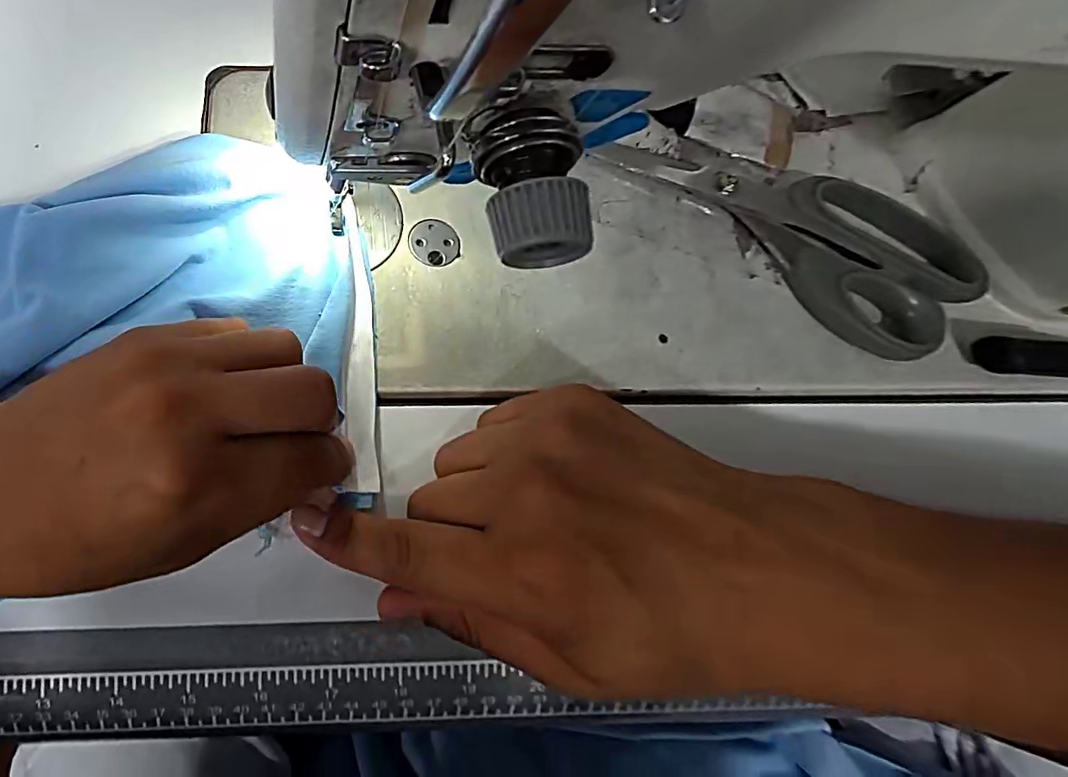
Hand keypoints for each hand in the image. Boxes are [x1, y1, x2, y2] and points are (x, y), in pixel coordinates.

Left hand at [0, 320, 351, 625]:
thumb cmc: (75, 544)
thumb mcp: (176, 549)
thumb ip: (254, 504)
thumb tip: (311, 471)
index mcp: (197, 485)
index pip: (309, 459)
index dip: (329, 467)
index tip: (324, 469)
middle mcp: (191, 412)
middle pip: (311, 389)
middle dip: (318, 421)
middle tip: (294, 439)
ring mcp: (168, 361)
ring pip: (280, 346)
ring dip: (283, 381)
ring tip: (254, 407)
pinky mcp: (149, 333)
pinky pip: (231, 331)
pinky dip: (240, 360)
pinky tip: (213, 386)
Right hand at [292, 385, 909, 701]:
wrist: (759, 564)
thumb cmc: (668, 633)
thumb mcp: (569, 663)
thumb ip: (470, 622)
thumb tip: (392, 600)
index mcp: (524, 571)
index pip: (408, 552)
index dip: (351, 541)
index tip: (308, 520)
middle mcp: (523, 494)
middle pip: (429, 501)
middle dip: (449, 532)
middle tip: (501, 553)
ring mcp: (544, 436)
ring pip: (457, 461)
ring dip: (477, 491)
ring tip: (537, 513)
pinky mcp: (564, 402)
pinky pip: (491, 427)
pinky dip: (505, 455)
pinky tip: (556, 478)